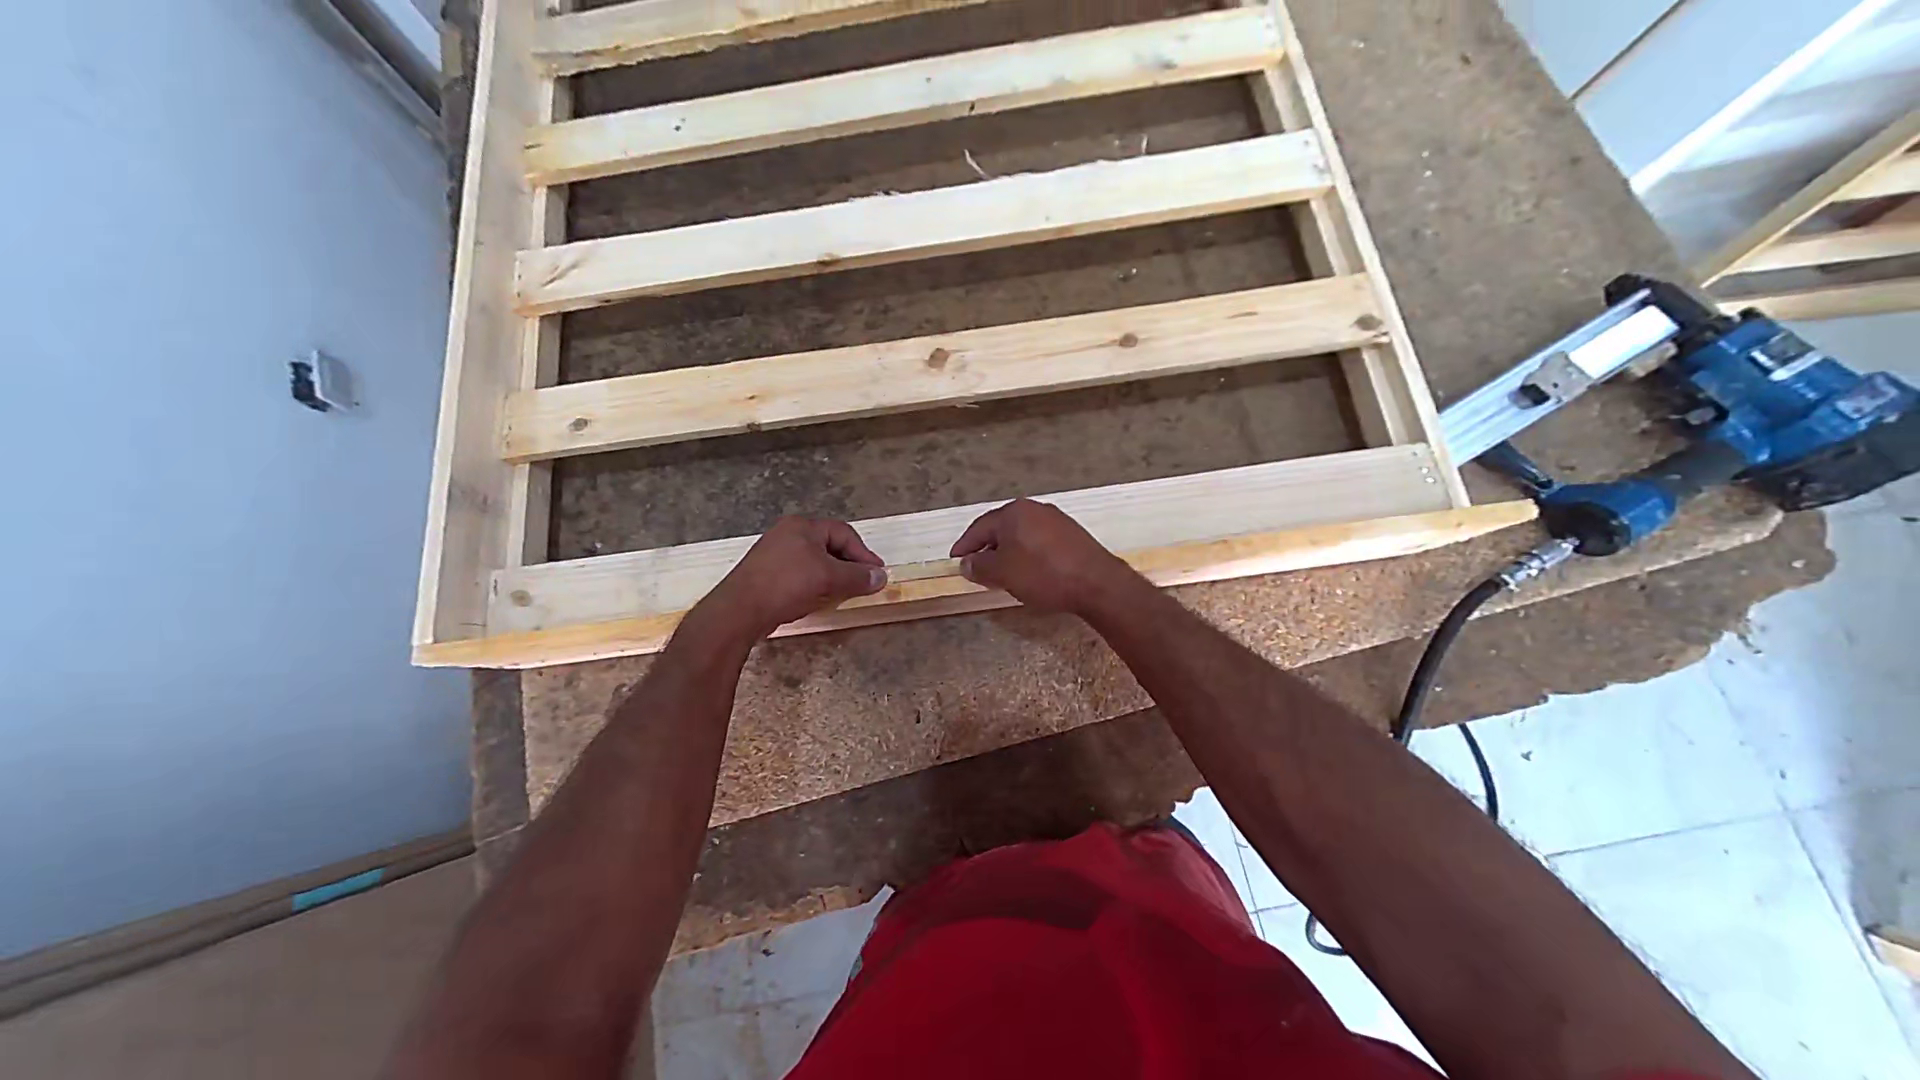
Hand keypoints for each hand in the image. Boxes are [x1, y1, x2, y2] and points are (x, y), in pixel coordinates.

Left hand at [695, 517, 887, 643]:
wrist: (740, 610)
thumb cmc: (786, 585)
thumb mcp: (828, 578)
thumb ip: (857, 577)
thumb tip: (880, 576)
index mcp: (802, 526)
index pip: (844, 534)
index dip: (863, 554)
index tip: (876, 573)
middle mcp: (787, 534)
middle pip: (829, 546)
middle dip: (848, 566)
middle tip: (862, 583)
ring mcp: (773, 554)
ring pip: (814, 562)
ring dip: (831, 577)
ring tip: (842, 594)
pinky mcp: (765, 573)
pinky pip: (799, 575)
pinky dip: (814, 585)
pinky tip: (817, 600)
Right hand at [949, 499, 1141, 615]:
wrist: (1096, 583)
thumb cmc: (1042, 574)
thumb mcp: (1002, 573)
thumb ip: (980, 566)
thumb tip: (968, 563)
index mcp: (1014, 512)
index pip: (980, 527)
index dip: (965, 545)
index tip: (955, 560)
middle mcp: (1035, 509)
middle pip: (1002, 528)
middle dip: (987, 548)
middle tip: (976, 567)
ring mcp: (1057, 521)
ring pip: (1022, 536)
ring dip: (1009, 553)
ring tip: (1002, 573)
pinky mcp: (1073, 536)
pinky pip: (1040, 542)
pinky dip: (1028, 555)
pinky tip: (1029, 572)